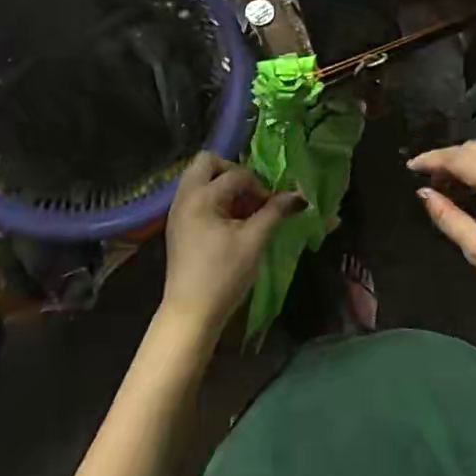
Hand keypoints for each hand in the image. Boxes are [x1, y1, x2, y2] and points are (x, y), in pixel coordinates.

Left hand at [160, 153, 304, 332]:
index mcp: (201, 196)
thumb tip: (298, 196)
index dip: (260, 187)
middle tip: (252, 196)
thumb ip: (274, 213)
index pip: (237, 174)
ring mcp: (177, 210)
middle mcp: (184, 196)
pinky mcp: (178, 225)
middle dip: (234, 172)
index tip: (275, 207)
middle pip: (208, 163)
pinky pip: (195, 196)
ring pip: (200, 179)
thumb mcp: (253, 241)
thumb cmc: (223, 275)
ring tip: (244, 212)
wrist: (190, 312)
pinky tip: (231, 224)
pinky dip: (214, 200)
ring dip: (224, 187)